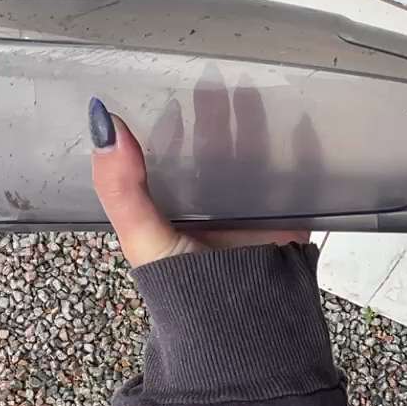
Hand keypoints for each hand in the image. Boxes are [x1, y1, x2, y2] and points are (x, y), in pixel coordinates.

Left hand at [88, 98, 308, 267]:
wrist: (239, 326)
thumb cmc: (185, 288)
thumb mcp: (141, 235)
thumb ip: (120, 185)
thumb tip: (103, 123)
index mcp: (177, 207)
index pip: (175, 156)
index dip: (173, 126)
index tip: (171, 94)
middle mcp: (214, 205)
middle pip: (219, 149)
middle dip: (217, 115)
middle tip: (214, 79)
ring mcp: (253, 210)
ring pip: (257, 156)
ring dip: (256, 124)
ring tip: (252, 92)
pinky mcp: (288, 217)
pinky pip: (299, 176)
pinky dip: (303, 150)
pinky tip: (300, 124)